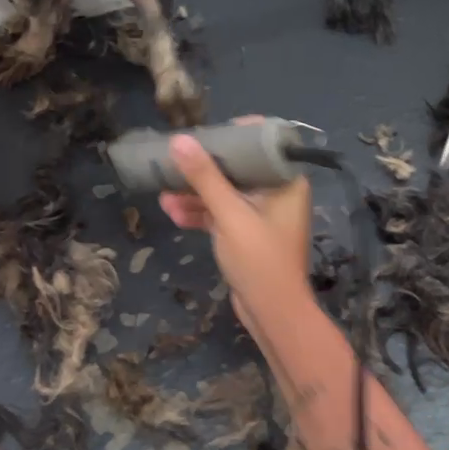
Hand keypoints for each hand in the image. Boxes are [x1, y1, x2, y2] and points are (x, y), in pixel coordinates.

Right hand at [159, 124, 313, 333]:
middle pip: (237, 166)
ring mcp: (260, 213)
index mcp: (285, 181)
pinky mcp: (246, 232)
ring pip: (224, 191)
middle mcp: (275, 192)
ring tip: (163, 193)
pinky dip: (200, 212)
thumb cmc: (260, 260)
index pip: (262, 142)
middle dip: (203, 167)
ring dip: (195, 192)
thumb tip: (179, 140)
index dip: (234, 134)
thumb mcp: (230, 215)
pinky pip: (221, 212)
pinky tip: (173, 213)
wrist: (274, 317)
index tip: (205, 132)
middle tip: (174, 160)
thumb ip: (204, 177)